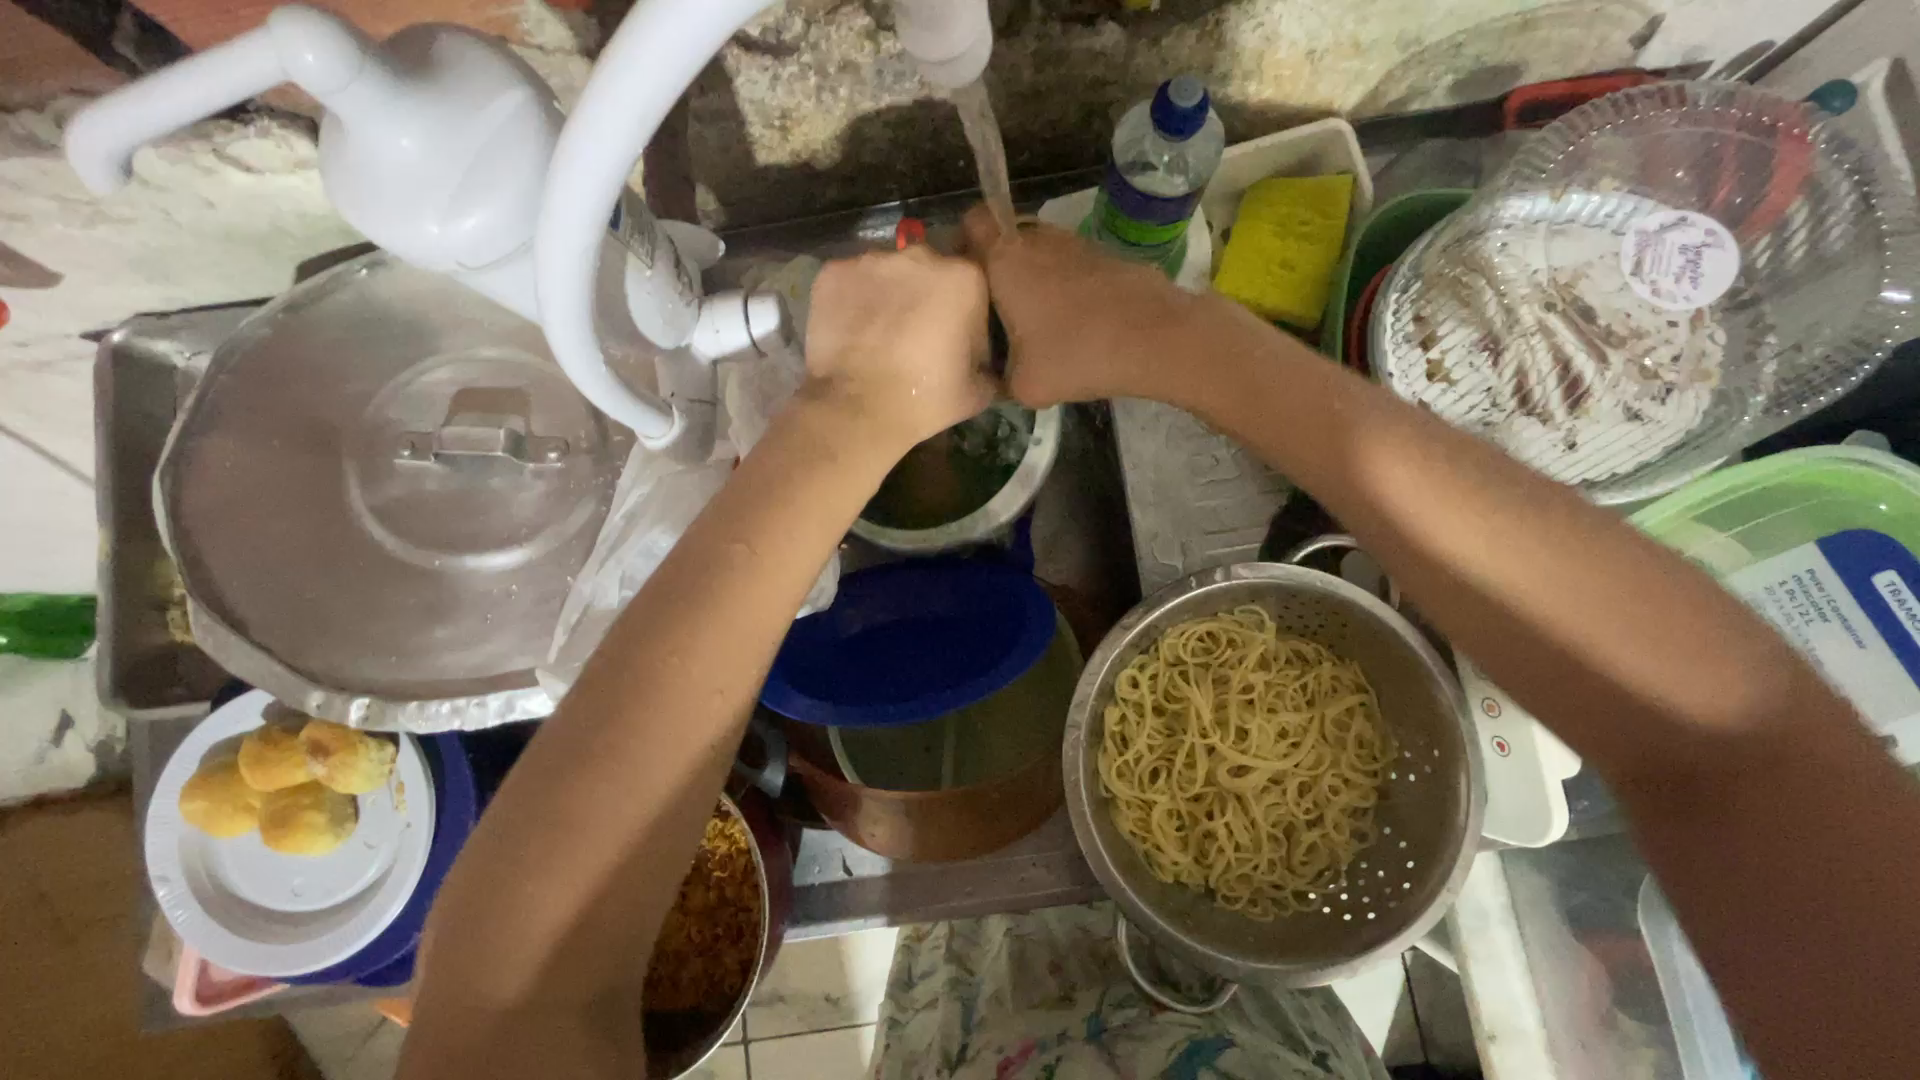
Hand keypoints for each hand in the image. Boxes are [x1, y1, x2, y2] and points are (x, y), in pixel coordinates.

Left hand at [803, 246, 997, 455]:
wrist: (859, 407)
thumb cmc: (927, 399)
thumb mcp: (978, 391)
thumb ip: (989, 365)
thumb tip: (987, 364)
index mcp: (965, 277)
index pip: (971, 285)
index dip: (965, 312)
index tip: (954, 339)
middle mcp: (920, 255)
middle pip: (928, 270)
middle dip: (925, 295)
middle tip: (915, 334)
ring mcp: (872, 260)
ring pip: (887, 272)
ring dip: (888, 294)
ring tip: (879, 333)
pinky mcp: (834, 272)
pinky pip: (850, 281)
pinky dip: (852, 299)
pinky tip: (852, 330)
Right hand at [962, 205, 1214, 407]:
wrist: (1155, 338)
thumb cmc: (1076, 355)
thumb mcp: (1023, 385)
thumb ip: (1001, 378)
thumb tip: (1001, 378)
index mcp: (1006, 260)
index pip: (972, 221)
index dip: (962, 241)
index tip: (962, 274)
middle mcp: (1038, 240)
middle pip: (1005, 236)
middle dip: (996, 264)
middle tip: (993, 306)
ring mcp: (1076, 245)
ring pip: (1040, 251)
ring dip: (1032, 276)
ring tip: (1033, 320)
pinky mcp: (1106, 258)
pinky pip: (1070, 265)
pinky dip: (1063, 286)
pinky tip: (1072, 324)